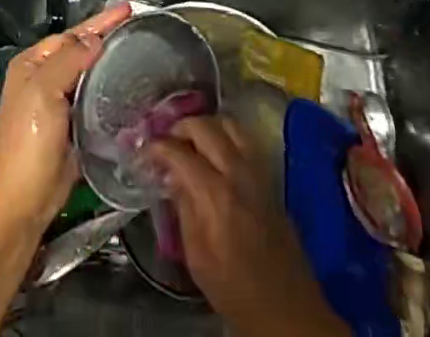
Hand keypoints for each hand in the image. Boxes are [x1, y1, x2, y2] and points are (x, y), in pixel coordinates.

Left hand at [0, 2, 133, 227]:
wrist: (24, 199)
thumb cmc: (29, 143)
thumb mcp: (43, 91)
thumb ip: (69, 60)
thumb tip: (96, 39)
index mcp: (31, 66)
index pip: (70, 35)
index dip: (99, 22)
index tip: (127, 10)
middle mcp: (42, 79)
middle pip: (80, 50)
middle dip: (107, 38)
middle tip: (139, 28)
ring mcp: (57, 103)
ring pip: (89, 73)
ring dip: (110, 62)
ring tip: (140, 51)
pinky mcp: (72, 126)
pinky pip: (95, 97)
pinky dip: (111, 88)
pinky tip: (131, 87)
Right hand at [145, 117, 348, 336]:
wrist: (286, 305)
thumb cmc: (235, 289)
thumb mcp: (197, 257)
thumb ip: (183, 209)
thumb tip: (171, 177)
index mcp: (216, 195)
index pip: (180, 152)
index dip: (157, 146)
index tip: (144, 150)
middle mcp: (239, 173)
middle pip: (206, 127)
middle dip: (180, 127)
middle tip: (165, 140)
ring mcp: (258, 171)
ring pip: (230, 124)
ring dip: (206, 125)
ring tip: (189, 140)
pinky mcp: (270, 176)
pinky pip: (245, 139)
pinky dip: (225, 133)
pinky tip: (213, 150)